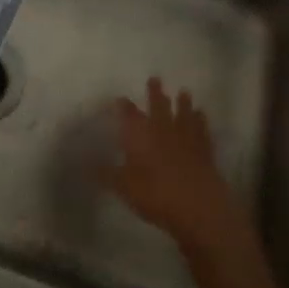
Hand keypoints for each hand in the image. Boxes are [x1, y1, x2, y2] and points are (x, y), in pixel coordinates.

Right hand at [106, 78, 243, 251]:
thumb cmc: (155, 194)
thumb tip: (83, 163)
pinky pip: (203, 132)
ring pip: (184, 115)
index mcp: (140, 135)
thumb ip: (105, 174)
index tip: (120, 98)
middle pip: (158, 107)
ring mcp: (186, 140)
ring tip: (184, 92)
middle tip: (155, 78)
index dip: (123, 106)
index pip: (128, 114)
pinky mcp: (205, 152)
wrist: (199, 209)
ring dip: (183, 104)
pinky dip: (202, 122)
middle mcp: (162, 131)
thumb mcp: (123, 186)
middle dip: (155, 93)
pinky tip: (202, 116)